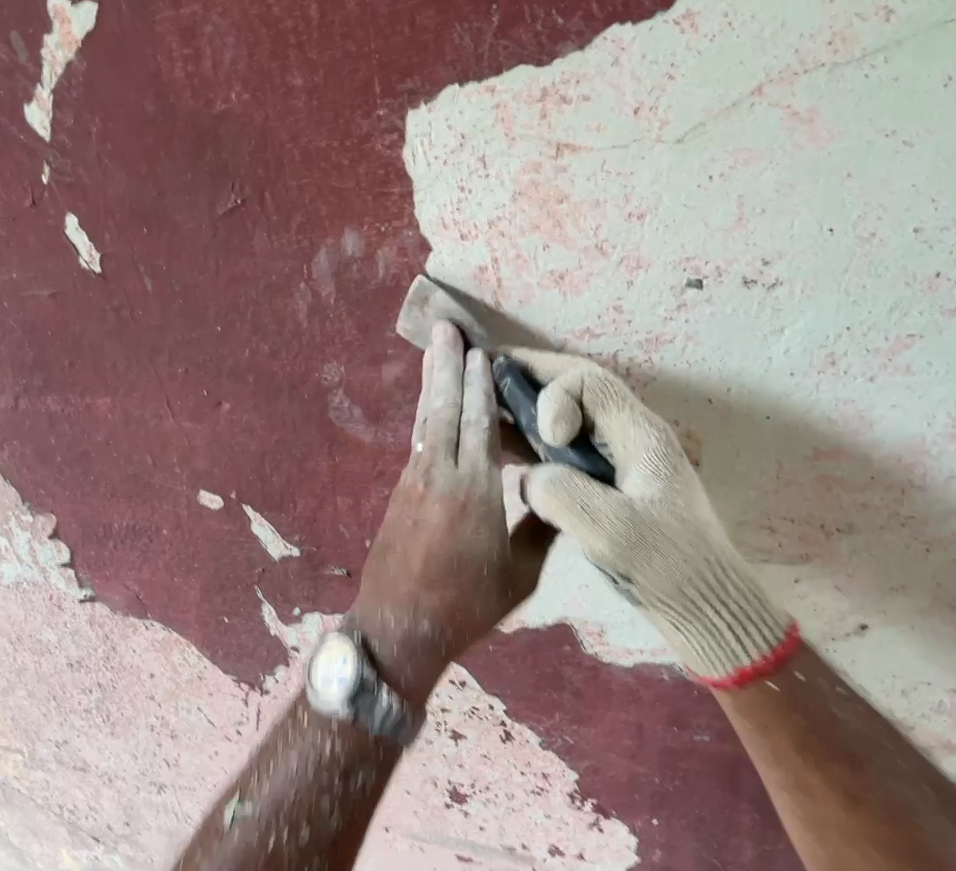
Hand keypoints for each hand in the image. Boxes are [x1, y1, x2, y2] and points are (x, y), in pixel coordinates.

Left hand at [353, 322, 555, 697]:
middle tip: (446, 328)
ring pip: (426, 420)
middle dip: (448, 366)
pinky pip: (417, 439)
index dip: (481, 386)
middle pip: (446, 408)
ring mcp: (414, 480)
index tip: (482, 352)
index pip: (480, 425)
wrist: (399, 627)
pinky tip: (429, 402)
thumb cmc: (467, 606)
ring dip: (432, 381)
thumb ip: (539, 530)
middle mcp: (440, 474)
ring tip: (435, 348)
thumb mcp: (520, 576)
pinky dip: (425, 413)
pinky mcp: (400, 491)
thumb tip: (557, 494)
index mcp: (476, 491)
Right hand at [510, 348, 798, 686]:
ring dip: (526, 412)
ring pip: (566, 418)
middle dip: (527, 379)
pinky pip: (565, 452)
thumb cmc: (667, 568)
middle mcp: (629, 437)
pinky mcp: (609, 488)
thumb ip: (561, 492)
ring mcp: (620, 462)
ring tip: (481, 412)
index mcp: (639, 435)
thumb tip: (529, 477)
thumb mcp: (610, 531)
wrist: (706, 612)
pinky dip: (533, 446)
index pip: (588, 381)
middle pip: (574, 388)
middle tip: (480, 377)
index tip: (545, 437)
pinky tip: (504, 457)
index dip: (554, 394)